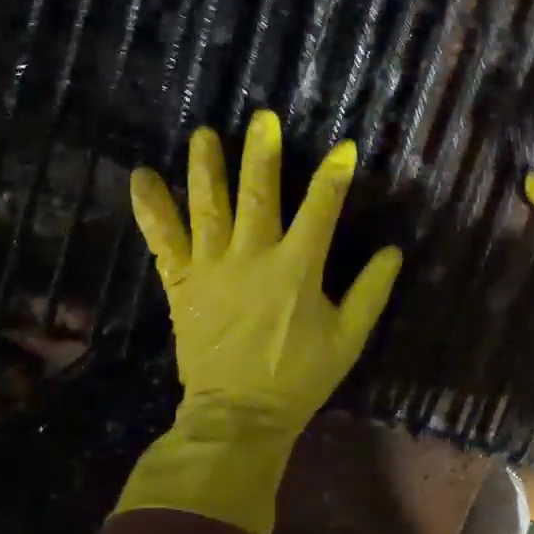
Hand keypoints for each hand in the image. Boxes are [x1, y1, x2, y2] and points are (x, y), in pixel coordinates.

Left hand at [114, 110, 401, 533]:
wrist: (237, 415)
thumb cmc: (301, 376)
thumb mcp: (350, 338)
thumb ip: (372, 292)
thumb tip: (392, 251)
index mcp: (297, 270)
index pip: (321, 210)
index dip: (334, 177)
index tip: (345, 147)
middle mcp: (252, 258)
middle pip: (258, 196)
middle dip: (262, 154)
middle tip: (263, 118)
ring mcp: (212, 269)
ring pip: (208, 208)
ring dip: (206, 168)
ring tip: (204, 134)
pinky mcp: (182, 284)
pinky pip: (164, 241)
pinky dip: (151, 209)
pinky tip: (140, 178)